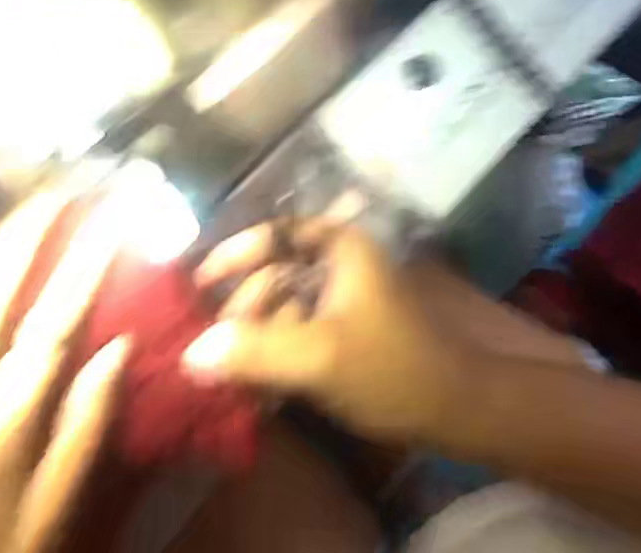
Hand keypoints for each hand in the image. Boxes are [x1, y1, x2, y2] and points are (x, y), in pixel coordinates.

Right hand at [181, 219, 474, 445]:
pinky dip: (274, 354)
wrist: (451, 406)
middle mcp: (340, 263)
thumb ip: (255, 350)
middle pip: (276, 272)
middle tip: (206, 347)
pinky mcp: (343, 331)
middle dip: (242, 308)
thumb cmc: (388, 367)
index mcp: (341, 248)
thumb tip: (190, 352)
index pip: (277, 234)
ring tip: (224, 374)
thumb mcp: (318, 357)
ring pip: (284, 306)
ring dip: (254, 338)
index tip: (198, 283)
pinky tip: (251, 387)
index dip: (236, 253)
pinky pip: (297, 332)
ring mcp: (343, 298)